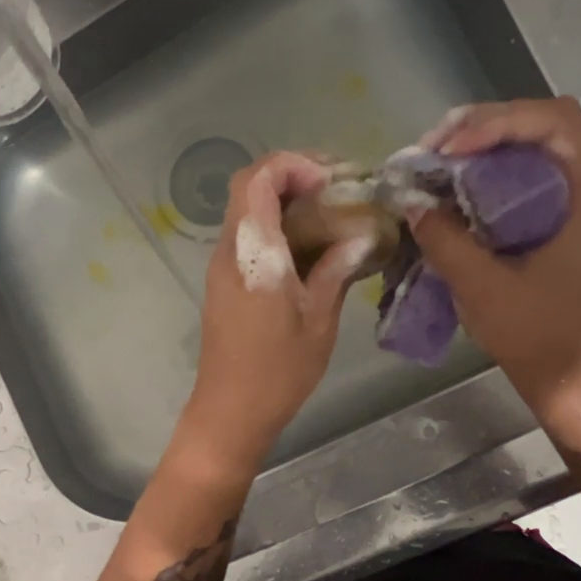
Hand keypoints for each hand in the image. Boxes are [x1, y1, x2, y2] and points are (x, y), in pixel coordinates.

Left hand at [181, 153, 376, 469]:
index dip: (293, 166)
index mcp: (252, 254)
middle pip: (249, 190)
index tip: (331, 183)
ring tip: (334, 222)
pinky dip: (278, 234)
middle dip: (294, 180)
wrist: (229, 414)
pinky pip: (249, 243)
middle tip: (339, 195)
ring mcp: (222, 270)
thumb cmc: (276, 373)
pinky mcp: (225, 288)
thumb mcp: (319, 320)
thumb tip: (358, 235)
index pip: (256, 178)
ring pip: (248, 215)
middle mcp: (229, 253)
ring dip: (287, 208)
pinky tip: (312, 254)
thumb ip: (336, 268)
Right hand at [409, 97, 580, 396]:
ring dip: (482, 142)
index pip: (553, 121)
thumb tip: (413, 204)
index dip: (498, 122)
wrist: (560, 365)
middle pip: (541, 122)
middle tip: (435, 146)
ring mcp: (574, 197)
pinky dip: (486, 166)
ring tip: (437, 158)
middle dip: (484, 124)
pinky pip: (521, 170)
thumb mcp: (483, 289)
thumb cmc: (532, 330)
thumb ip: (447, 243)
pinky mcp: (555, 213)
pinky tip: (454, 181)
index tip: (451, 149)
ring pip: (530, 142)